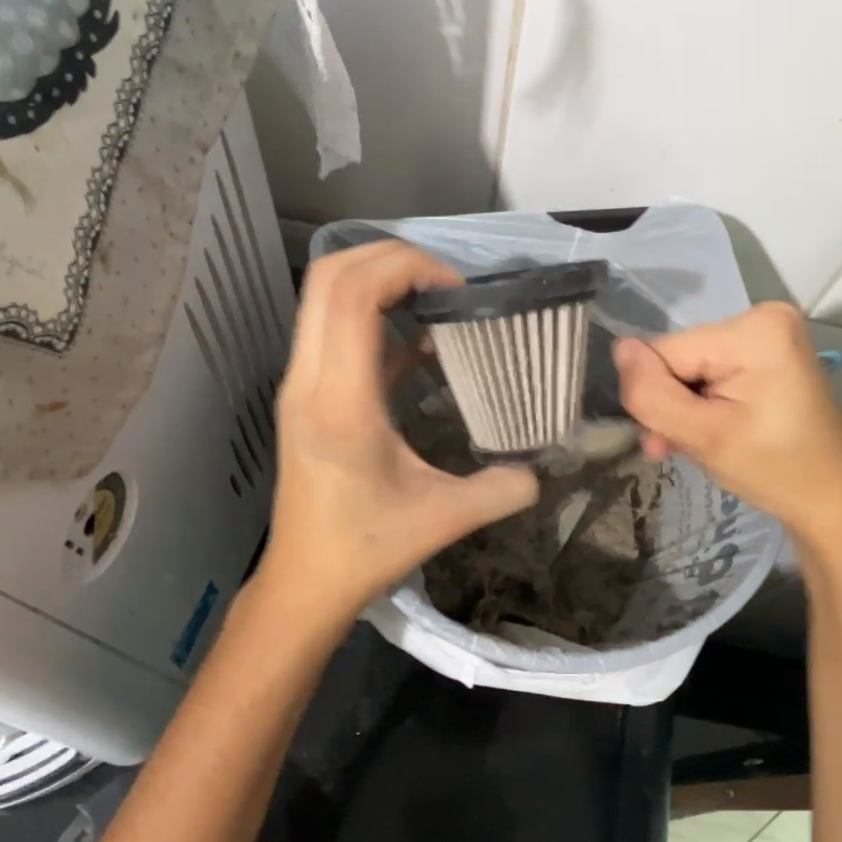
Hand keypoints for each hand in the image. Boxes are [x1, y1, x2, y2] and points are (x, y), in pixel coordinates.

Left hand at [258, 241, 538, 631]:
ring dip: (376, 282)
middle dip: (389, 259)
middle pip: (328, 279)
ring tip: (434, 302)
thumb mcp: (443, 519)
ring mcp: (299, 386)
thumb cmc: (365, 549)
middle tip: (446, 282)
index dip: (404, 268)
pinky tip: (419, 345)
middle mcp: (309, 381)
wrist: (304, 582)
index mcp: (341, 403)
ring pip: (322, 299)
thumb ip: (500, 490)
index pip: (351, 296)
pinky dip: (370, 317)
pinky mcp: (303, 397)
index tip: (456, 289)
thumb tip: (543, 468)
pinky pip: (329, 331)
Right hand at [613, 303, 841, 537]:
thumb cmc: (773, 470)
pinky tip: (713, 430)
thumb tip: (618, 349)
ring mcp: (768, 333)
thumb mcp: (703, 436)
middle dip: (672, 405)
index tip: (667, 440)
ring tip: (698, 445)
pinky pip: (712, 371)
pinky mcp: (769, 351)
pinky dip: (704, 403)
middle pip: (679, 358)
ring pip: (690, 368)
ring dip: (684, 409)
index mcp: (754, 330)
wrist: (830, 499)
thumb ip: (653, 395)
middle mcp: (763, 316)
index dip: (657, 396)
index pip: (665, 352)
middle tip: (682, 448)